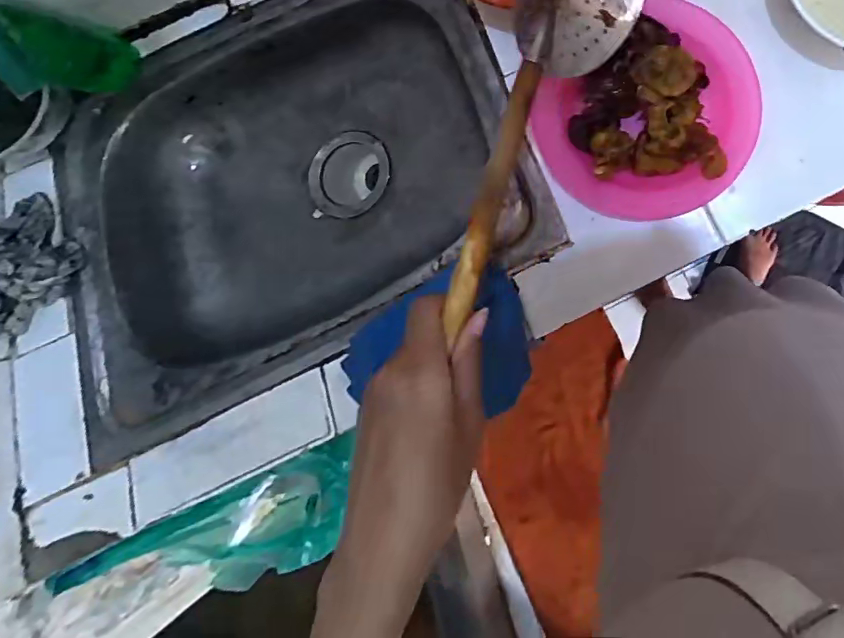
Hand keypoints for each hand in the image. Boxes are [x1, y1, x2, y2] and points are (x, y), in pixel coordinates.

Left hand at [315, 296, 485, 637]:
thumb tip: (477, 315)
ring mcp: (372, 392)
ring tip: (455, 403)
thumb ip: (469, 362)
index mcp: (418, 369)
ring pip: (409, 354)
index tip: (476, 314)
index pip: (426, 307)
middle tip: (475, 368)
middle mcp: (389, 371)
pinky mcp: (366, 412)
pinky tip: (430, 421)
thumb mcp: (470, 418)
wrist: (381, 542)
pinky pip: (397, 378)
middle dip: (448, 335)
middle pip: (419, 330)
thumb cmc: (440, 479)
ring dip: (433, 360)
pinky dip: (418, 380)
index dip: (451, 300)